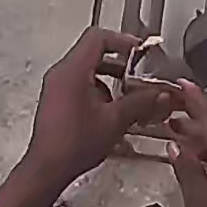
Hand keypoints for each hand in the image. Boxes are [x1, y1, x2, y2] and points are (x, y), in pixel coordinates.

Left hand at [23, 28, 171, 187]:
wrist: (48, 169)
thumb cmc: (73, 145)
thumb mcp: (115, 120)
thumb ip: (141, 102)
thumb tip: (158, 94)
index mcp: (73, 71)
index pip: (97, 38)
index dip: (122, 40)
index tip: (138, 49)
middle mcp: (61, 74)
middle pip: (92, 51)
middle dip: (119, 60)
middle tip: (137, 70)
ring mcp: (56, 87)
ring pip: (86, 68)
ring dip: (109, 76)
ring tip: (128, 92)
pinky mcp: (56, 100)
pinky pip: (79, 83)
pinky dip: (98, 88)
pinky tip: (112, 108)